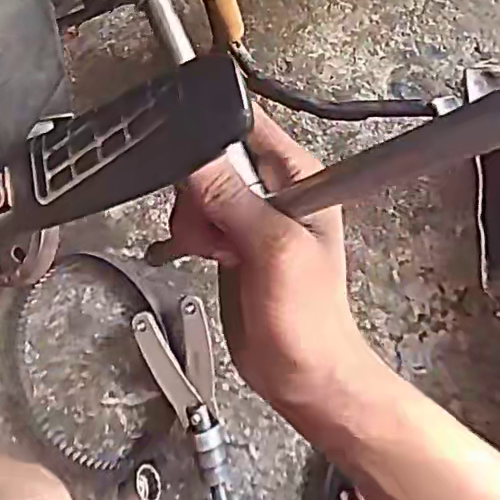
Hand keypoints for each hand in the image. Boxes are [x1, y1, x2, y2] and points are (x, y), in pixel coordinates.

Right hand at [166, 109, 374, 408]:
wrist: (300, 373)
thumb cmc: (310, 318)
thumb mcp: (273, 249)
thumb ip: (232, 200)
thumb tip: (195, 158)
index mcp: (298, 176)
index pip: (249, 126)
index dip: (216, 132)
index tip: (197, 160)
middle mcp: (273, 188)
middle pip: (213, 155)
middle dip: (200, 189)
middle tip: (215, 224)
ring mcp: (250, 212)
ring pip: (197, 186)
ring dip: (194, 218)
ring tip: (216, 247)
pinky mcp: (230, 234)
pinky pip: (195, 214)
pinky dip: (189, 232)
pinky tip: (203, 251)